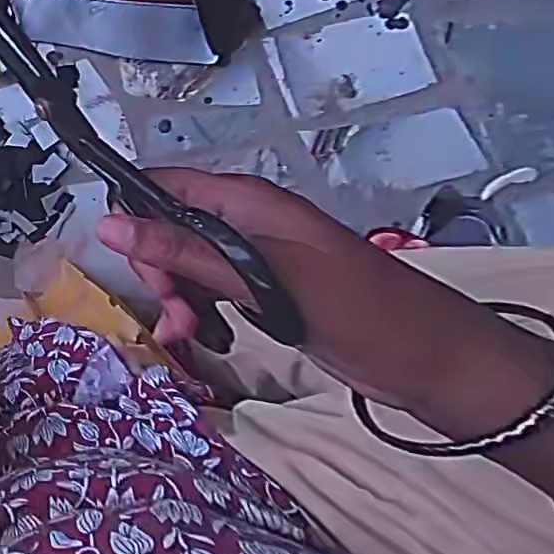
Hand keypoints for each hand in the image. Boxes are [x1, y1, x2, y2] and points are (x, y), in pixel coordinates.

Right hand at [94, 169, 521, 410]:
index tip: (140, 261)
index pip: (159, 185)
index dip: (134, 215)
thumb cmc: (364, 313)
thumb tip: (111, 226)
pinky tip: (192, 330)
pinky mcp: (254, 285)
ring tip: (185, 327)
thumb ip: (182, 250)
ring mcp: (247, 254)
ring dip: (170, 293)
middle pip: (161, 226)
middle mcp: (240, 220)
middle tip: (172, 303)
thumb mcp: (261, 279)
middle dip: (155, 266)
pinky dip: (189, 307)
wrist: (443, 368)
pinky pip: (200, 285)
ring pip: (177, 259)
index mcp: (244, 200)